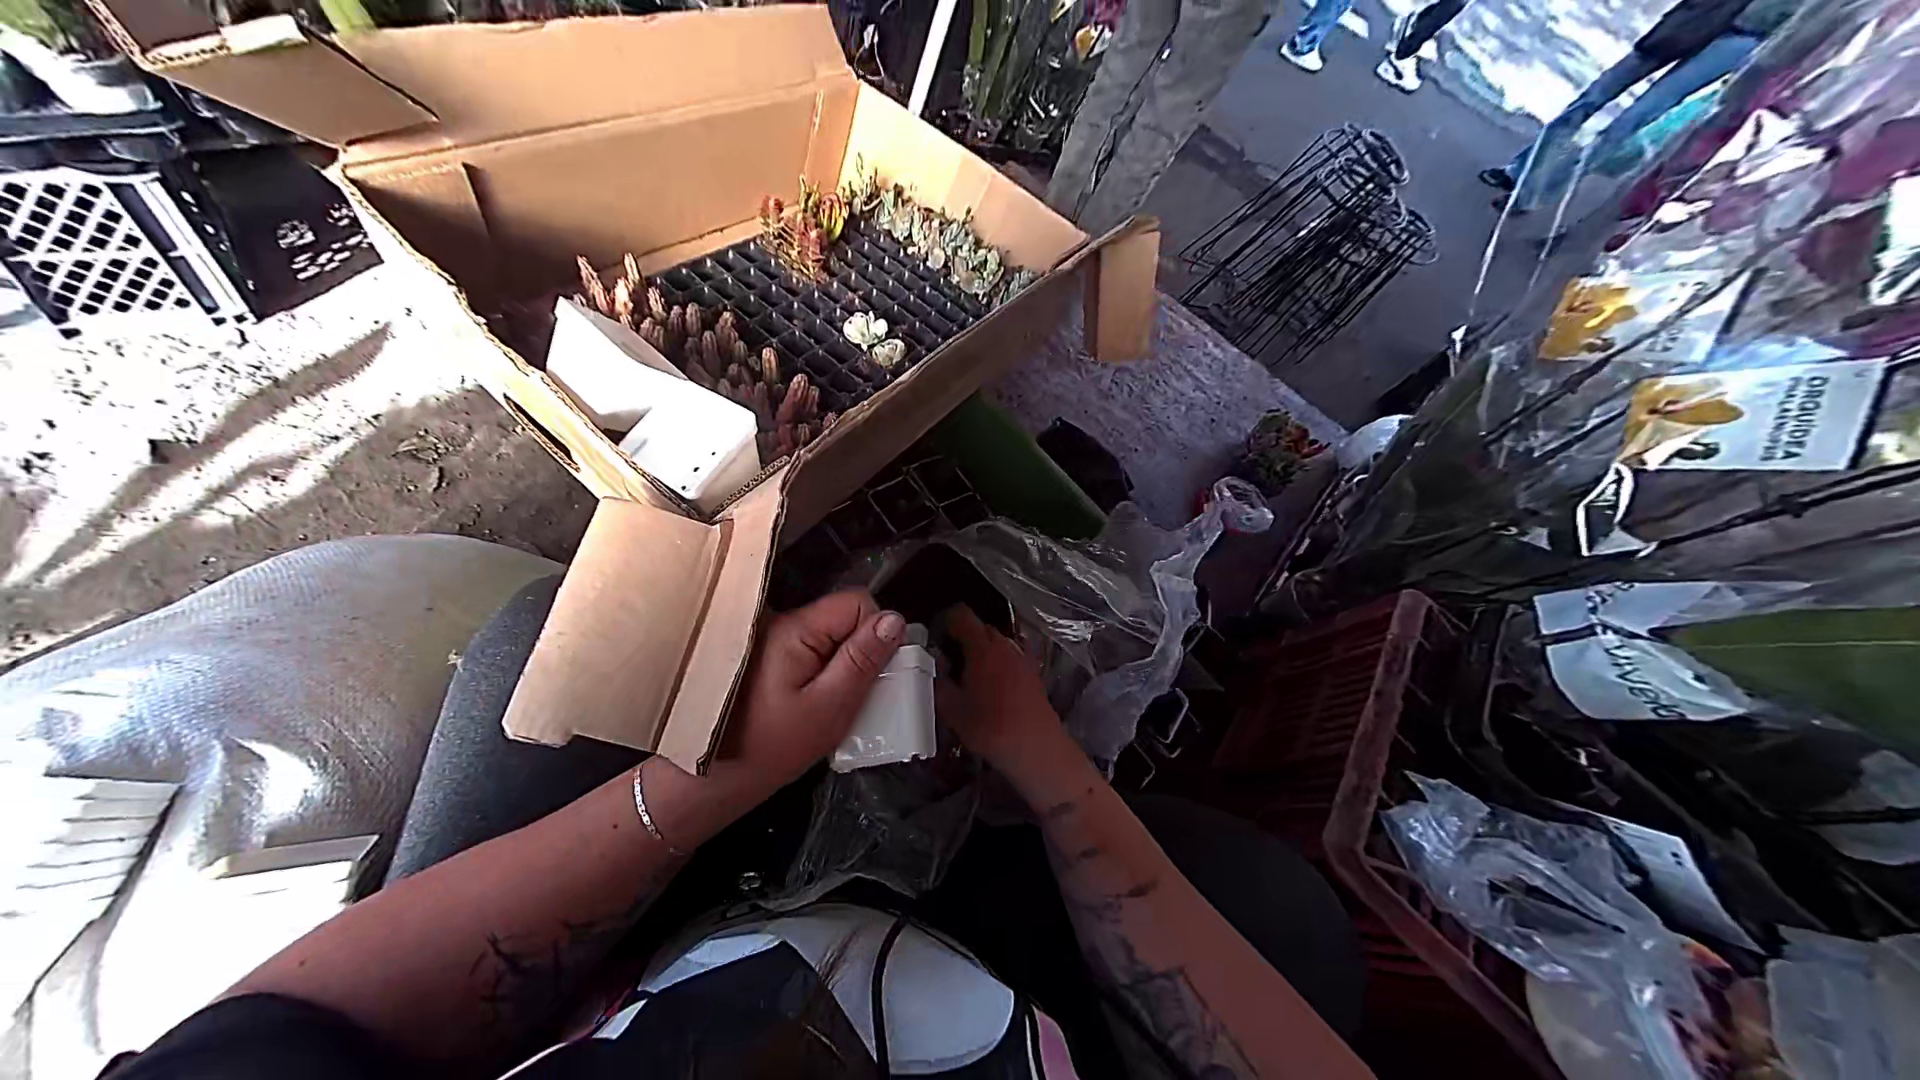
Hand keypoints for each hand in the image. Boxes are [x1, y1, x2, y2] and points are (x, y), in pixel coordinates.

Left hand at [670, 590, 904, 827]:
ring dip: (845, 665)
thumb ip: (861, 661)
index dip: (876, 633)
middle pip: (844, 617)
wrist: (711, 779)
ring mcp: (773, 639)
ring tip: (836, 703)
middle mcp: (782, 622)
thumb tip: (894, 620)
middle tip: (857, 696)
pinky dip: (826, 673)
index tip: (874, 674)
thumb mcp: (828, 708)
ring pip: (832, 636)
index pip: (856, 602)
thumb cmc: (770, 747)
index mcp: (795, 628)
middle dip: (861, 652)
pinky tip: (818, 703)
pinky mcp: (770, 657)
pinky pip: (814, 651)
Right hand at [935, 605, 1066, 771]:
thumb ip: (938, 680)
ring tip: (968, 674)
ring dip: (981, 650)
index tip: (935, 637)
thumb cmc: (989, 727)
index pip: (961, 614)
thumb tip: (935, 664)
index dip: (945, 620)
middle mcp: (1004, 644)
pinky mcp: (1033, 670)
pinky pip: (1009, 655)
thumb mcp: (951, 708)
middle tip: (948, 660)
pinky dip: (997, 661)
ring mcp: (1022, 655)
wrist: (1035, 746)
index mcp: (982, 647)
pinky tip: (991, 684)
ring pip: (996, 641)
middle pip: (979, 627)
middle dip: (962, 637)